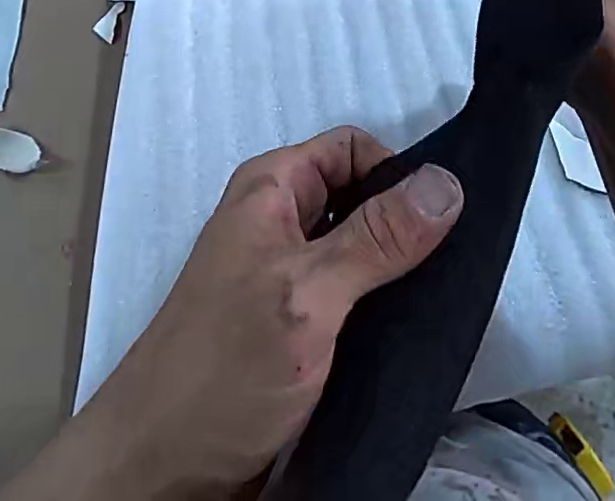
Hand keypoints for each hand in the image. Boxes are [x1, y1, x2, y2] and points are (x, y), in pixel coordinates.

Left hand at [1, 127, 462, 500]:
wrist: (161, 480)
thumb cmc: (224, 369)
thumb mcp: (307, 293)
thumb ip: (378, 238)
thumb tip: (449, 183)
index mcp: (273, 189)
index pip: (354, 148)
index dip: (397, 170)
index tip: (438, 216)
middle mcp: (284, 221)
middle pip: (363, 194)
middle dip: (406, 220)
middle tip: (454, 255)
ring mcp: (293, 273)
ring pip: (365, 245)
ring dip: (402, 264)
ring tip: (447, 289)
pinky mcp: (305, 321)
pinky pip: (360, 289)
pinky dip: (389, 298)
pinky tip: (419, 320)